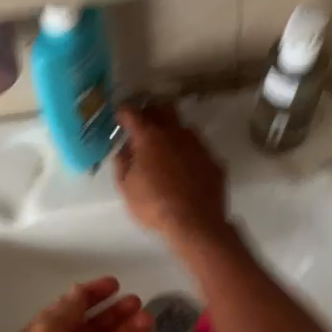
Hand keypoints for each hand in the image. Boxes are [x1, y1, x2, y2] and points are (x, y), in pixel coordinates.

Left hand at [0, 277, 153, 331]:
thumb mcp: (46, 330)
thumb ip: (68, 309)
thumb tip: (79, 290)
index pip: (74, 307)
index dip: (93, 294)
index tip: (114, 284)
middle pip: (97, 326)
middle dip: (116, 313)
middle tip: (137, 303)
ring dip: (129, 331)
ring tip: (147, 320)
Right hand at [113, 103, 231, 247]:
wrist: (195, 224)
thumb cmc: (153, 206)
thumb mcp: (125, 187)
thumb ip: (122, 162)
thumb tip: (125, 149)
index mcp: (149, 137)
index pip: (132, 112)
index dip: (122, 113)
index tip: (119, 118)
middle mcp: (175, 133)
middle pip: (163, 108)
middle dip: (150, 112)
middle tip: (142, 127)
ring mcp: (198, 145)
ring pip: (183, 127)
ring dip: (171, 133)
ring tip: (164, 151)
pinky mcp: (213, 160)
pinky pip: (197, 148)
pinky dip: (187, 153)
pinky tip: (183, 170)